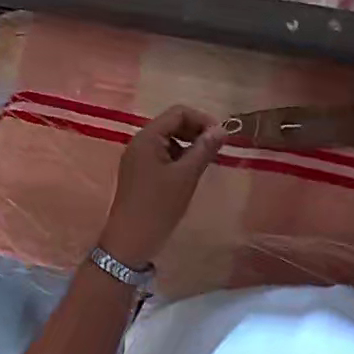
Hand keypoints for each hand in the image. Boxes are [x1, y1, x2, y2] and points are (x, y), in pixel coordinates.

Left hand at [98, 105, 225, 267]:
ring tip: (205, 163)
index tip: (222, 137)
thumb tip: (222, 129)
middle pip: (172, 123)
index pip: (178, 113)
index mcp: (147, 137)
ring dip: (188, 146)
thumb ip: (204, 149)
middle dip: (196, 131)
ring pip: (168, 140)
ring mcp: (137, 158)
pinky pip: (162, 155)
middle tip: (216, 150)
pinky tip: (189, 174)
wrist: (130, 241)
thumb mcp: (186, 176)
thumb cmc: (158, 207)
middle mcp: (139, 142)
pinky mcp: (138, 173)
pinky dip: (178, 158)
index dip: (202, 120)